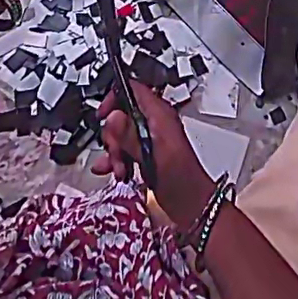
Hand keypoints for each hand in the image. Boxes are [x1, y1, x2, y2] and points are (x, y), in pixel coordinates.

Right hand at [92, 81, 215, 226]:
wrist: (194, 208)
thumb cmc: (184, 182)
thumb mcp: (153, 157)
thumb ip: (131, 136)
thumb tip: (113, 117)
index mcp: (160, 115)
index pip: (133, 90)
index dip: (114, 98)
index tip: (103, 114)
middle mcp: (155, 123)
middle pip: (122, 114)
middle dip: (113, 134)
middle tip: (115, 151)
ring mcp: (150, 138)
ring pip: (121, 133)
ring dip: (114, 150)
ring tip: (117, 167)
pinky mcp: (147, 153)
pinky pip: (125, 148)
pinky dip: (117, 159)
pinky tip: (115, 170)